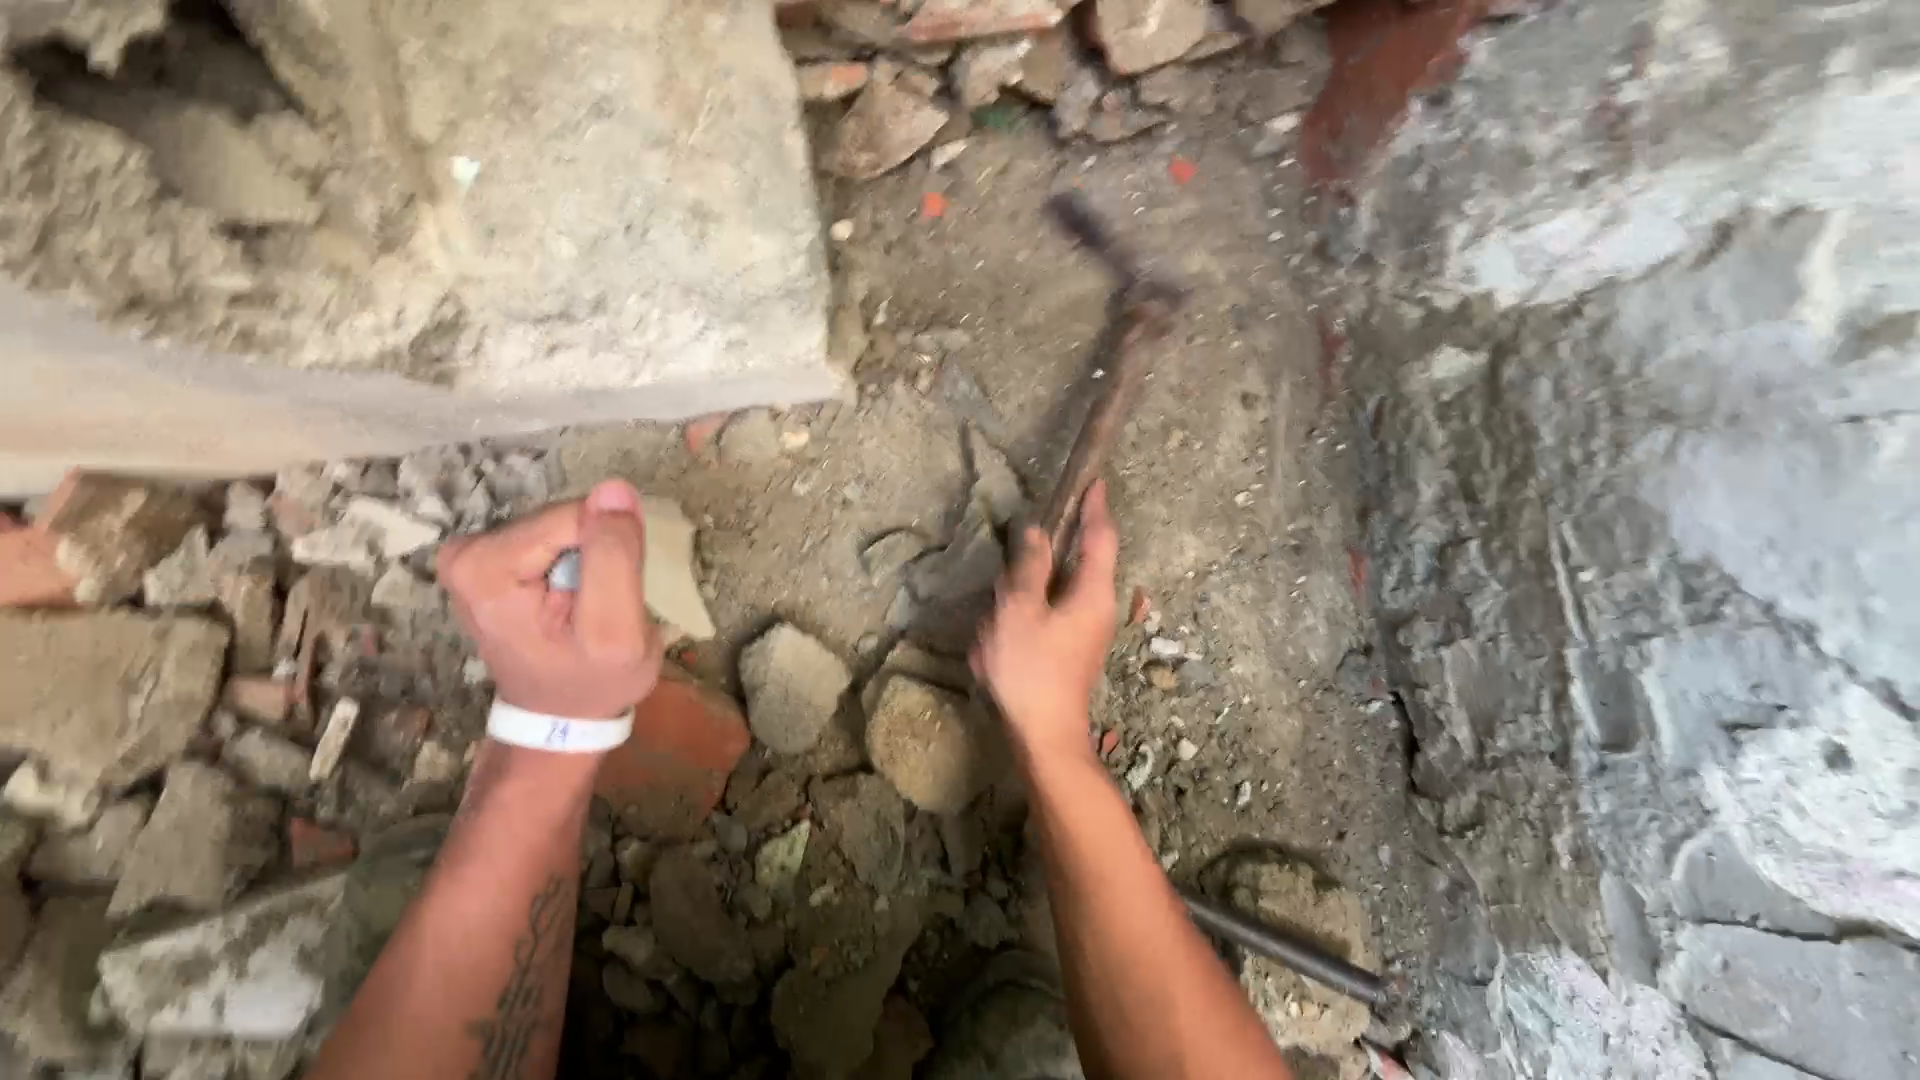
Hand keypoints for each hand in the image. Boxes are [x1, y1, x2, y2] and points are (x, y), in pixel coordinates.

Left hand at [437, 479, 662, 719]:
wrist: (562, 716)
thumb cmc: (592, 682)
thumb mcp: (618, 631)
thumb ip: (616, 559)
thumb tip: (615, 490)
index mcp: (484, 567)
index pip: (576, 519)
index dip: (608, 554)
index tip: (606, 599)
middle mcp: (465, 551)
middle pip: (566, 520)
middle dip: (595, 557)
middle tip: (597, 606)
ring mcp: (471, 554)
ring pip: (564, 527)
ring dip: (587, 563)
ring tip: (584, 607)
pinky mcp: (487, 557)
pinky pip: (555, 537)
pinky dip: (574, 566)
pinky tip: (570, 600)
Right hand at [972, 480, 1119, 767]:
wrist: (1045, 734)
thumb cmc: (1030, 669)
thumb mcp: (1020, 610)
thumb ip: (1029, 567)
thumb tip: (1039, 531)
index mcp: (1093, 593)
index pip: (1101, 538)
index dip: (1096, 508)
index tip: (1095, 481)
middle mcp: (1099, 608)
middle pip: (1083, 563)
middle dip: (1058, 547)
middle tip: (1034, 532)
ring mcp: (1089, 632)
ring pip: (1063, 590)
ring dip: (1037, 584)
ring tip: (1009, 589)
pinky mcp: (1074, 650)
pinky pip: (1053, 615)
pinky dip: (1032, 609)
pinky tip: (1004, 626)